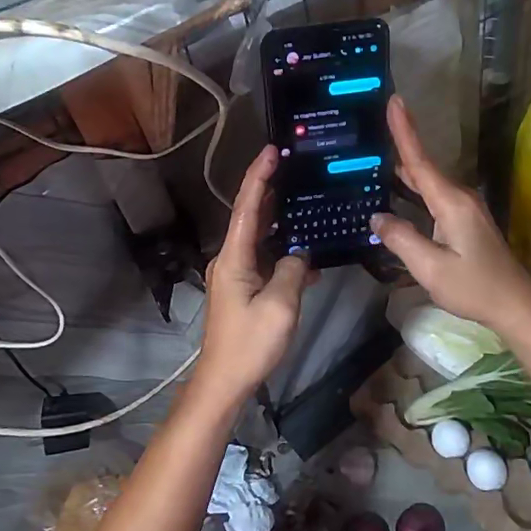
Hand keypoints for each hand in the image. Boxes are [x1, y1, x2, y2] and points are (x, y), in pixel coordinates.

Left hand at [196, 147, 311, 401]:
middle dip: (270, 190)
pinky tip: (306, 254)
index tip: (271, 150)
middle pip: (251, 216)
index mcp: (234, 257)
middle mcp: (230, 259)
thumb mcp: (280, 305)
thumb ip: (292, 270)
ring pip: (259, 237)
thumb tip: (298, 254)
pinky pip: (263, 259)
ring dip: (279, 220)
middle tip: (294, 168)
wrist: (224, 381)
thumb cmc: (250, 343)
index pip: (248, 206)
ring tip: (304, 201)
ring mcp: (234, 275)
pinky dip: (282, 251)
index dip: (259, 176)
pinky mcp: (241, 289)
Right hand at [372, 95, 530, 337]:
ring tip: (374, 157)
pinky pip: (433, 194)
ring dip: (404, 168)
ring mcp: (464, 207)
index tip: (394, 99)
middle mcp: (459, 197)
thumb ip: (401, 239)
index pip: (420, 160)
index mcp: (450, 202)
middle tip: (369, 129)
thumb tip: (377, 218)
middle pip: (423, 166)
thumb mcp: (430, 267)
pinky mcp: (465, 219)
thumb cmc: (474, 287)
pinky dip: (413, 187)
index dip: (405, 130)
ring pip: (427, 181)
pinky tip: (397, 191)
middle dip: (399, 144)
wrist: (516, 305)